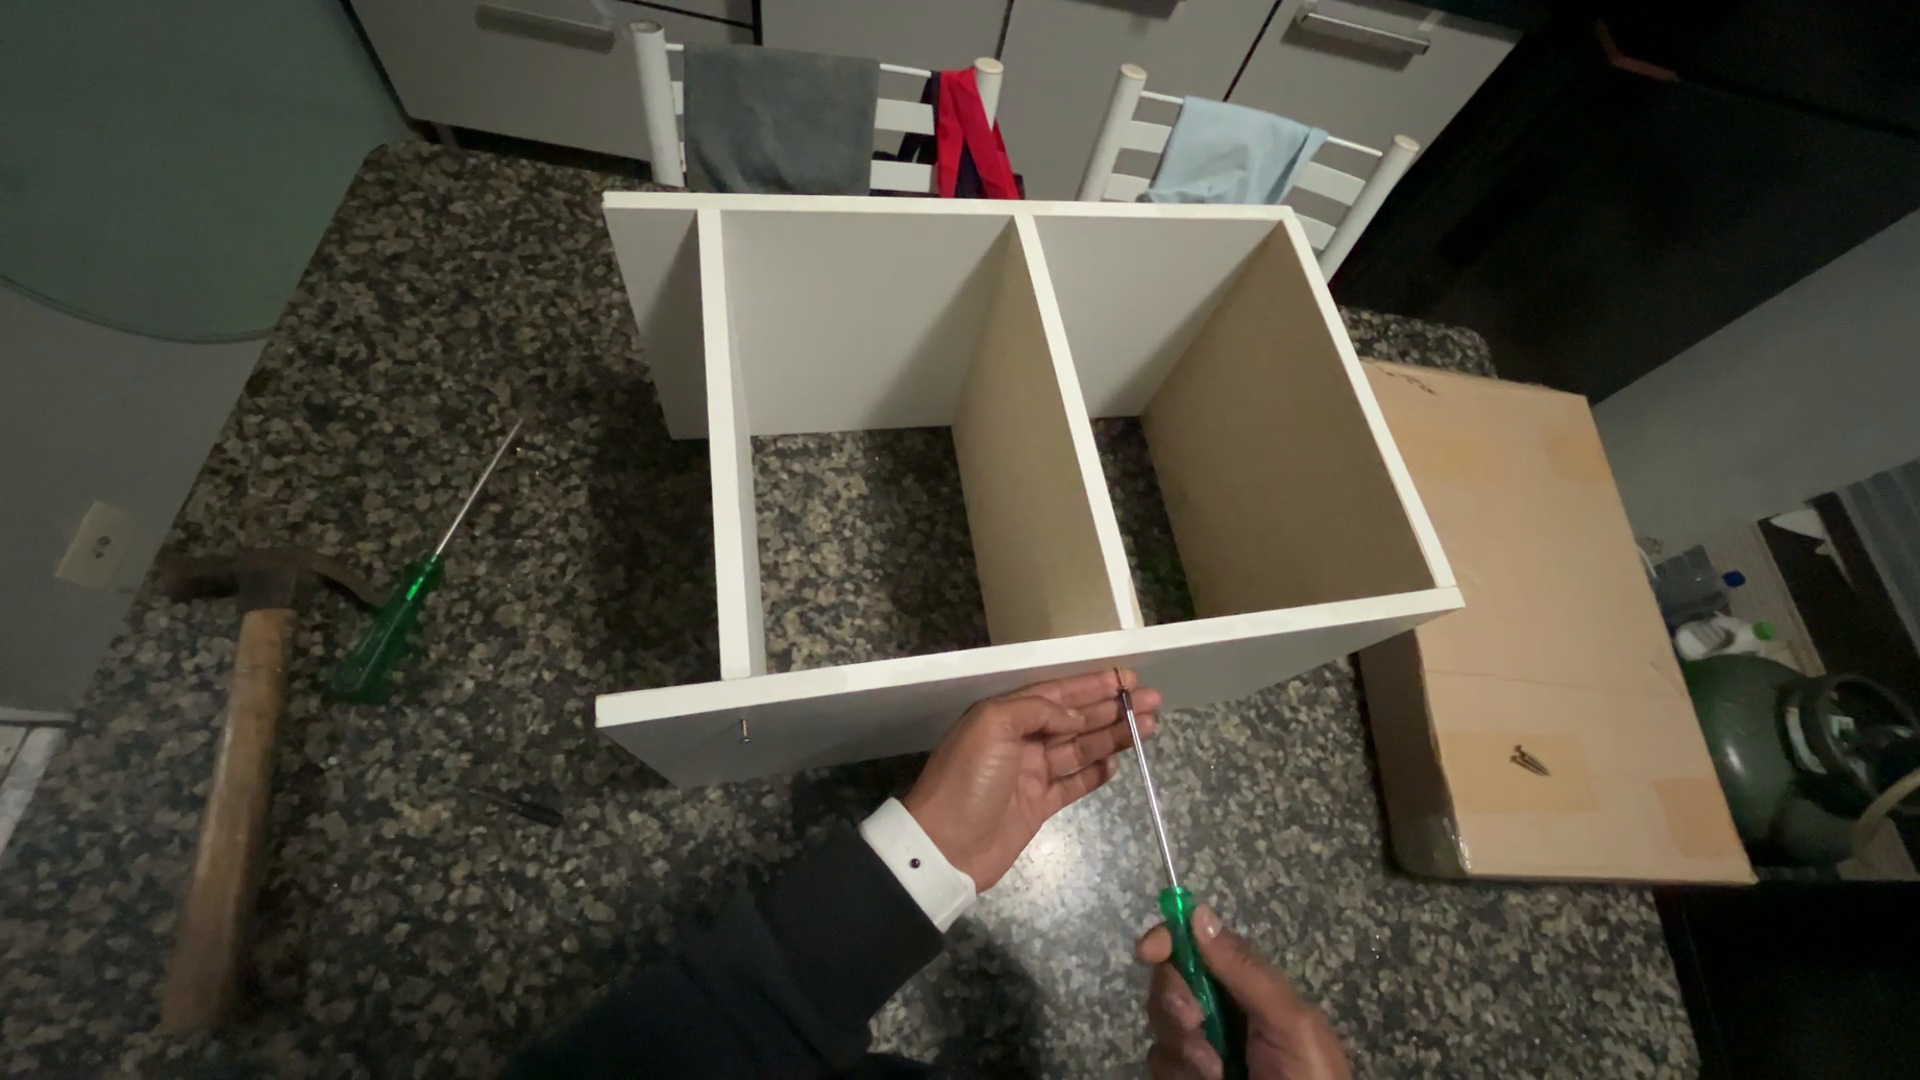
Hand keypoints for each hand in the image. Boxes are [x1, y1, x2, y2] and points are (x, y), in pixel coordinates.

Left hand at [903, 669, 1158, 889]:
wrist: (945, 845)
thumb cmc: (969, 778)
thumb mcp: (993, 725)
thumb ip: (1037, 710)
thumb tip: (1075, 717)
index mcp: (1006, 714)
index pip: (1057, 693)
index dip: (1092, 685)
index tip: (1128, 678)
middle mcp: (1020, 739)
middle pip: (1075, 719)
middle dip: (1112, 709)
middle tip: (1153, 702)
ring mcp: (1031, 774)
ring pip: (1080, 749)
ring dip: (1113, 737)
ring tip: (1150, 727)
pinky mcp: (1039, 806)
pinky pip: (1074, 783)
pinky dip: (1096, 773)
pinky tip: (1119, 764)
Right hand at [1137, 906, 1350, 1079]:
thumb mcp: (1291, 1023)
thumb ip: (1245, 969)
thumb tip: (1198, 911)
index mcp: (1247, 984)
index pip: (1197, 941)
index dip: (1168, 937)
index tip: (1149, 951)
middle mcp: (1219, 1007)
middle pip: (1169, 976)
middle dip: (1174, 997)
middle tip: (1195, 1022)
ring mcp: (1200, 1044)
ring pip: (1159, 1019)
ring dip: (1180, 1044)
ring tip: (1215, 1073)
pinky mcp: (1184, 1075)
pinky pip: (1158, 1060)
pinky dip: (1176, 1072)